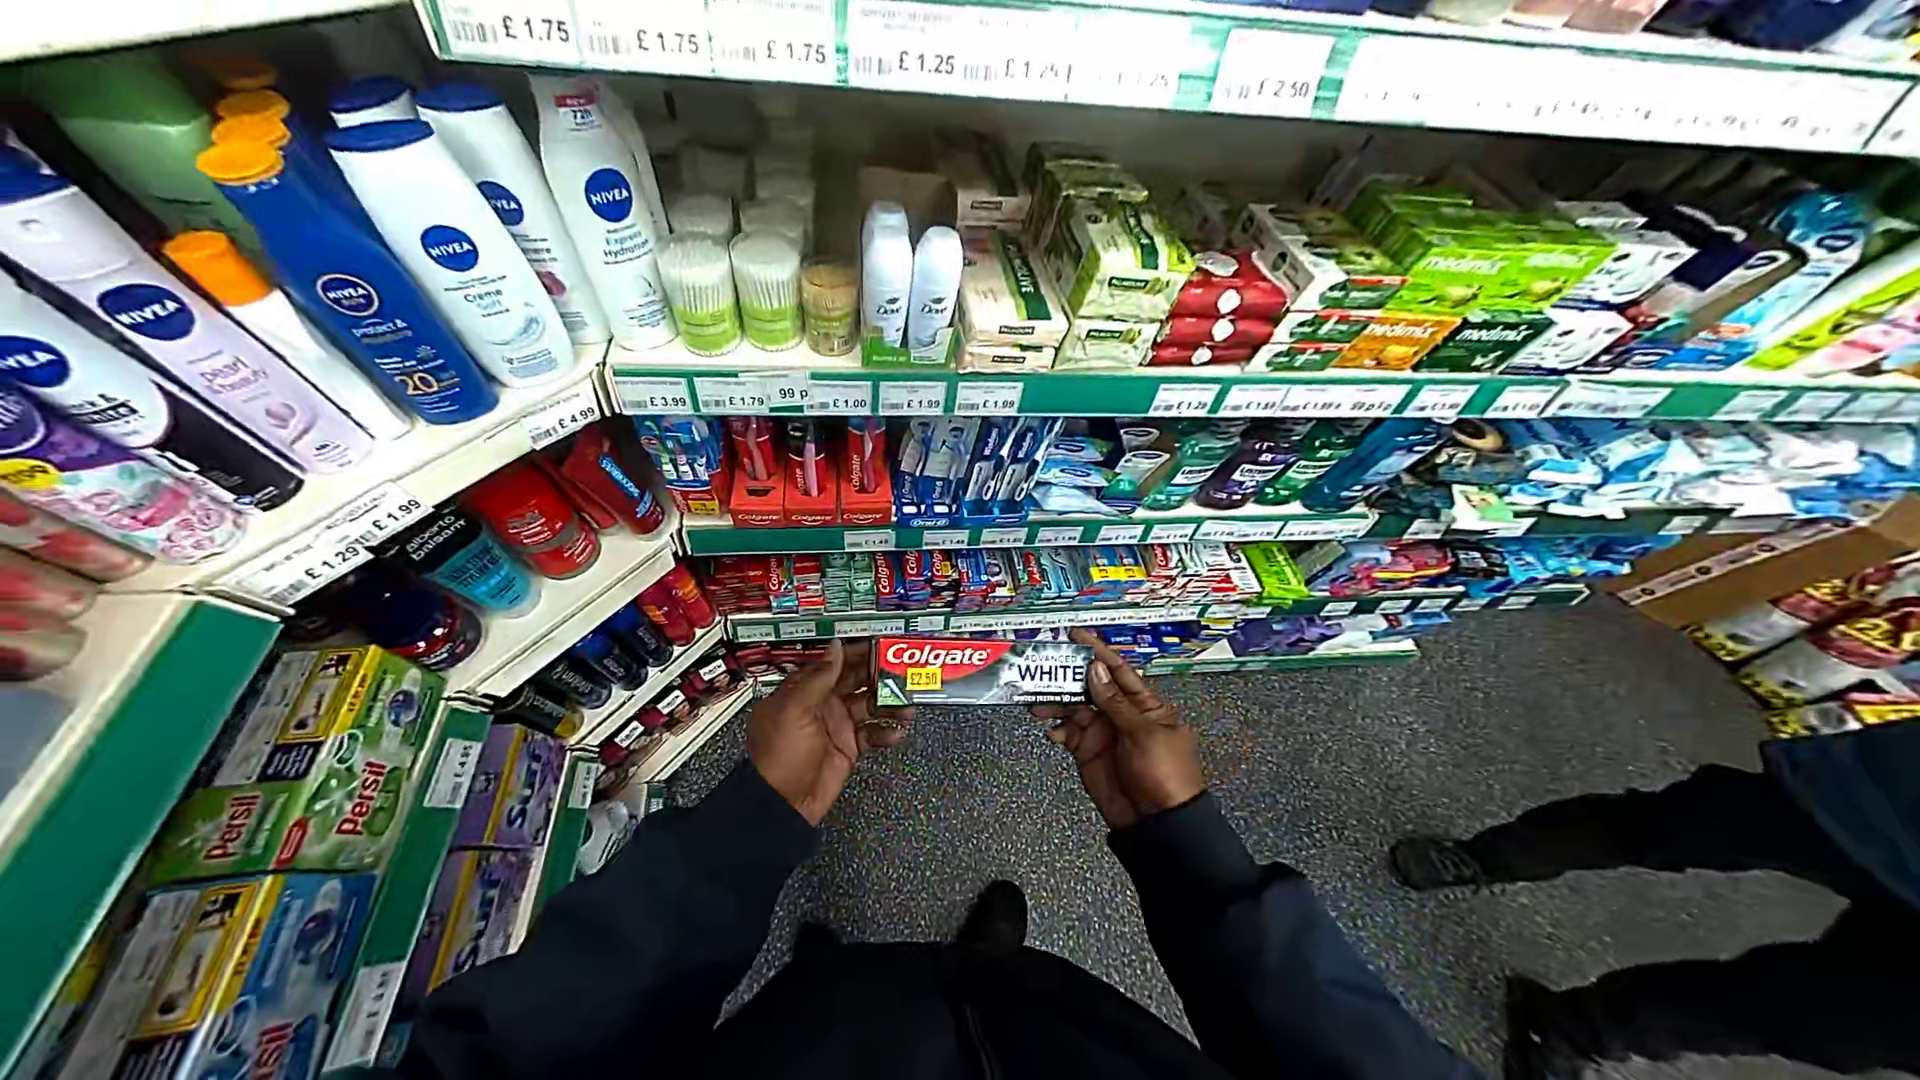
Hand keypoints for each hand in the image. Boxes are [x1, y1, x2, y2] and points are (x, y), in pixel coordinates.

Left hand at [747, 639, 911, 825]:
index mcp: (806, 690)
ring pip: (870, 706)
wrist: (782, 804)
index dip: (858, 654)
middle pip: (857, 682)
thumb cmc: (779, 757)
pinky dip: (886, 732)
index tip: (881, 648)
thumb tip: (835, 648)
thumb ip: (818, 678)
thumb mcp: (795, 710)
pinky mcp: (848, 747)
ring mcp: (837, 725)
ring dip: (889, 705)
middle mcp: (823, 704)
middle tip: (902, 674)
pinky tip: (896, 733)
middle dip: (880, 677)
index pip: (836, 663)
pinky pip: (873, 733)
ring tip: (906, 708)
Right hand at [1035, 628, 1204, 828]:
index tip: (1075, 636)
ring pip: (1073, 707)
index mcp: (1142, 704)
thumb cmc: (1166, 776)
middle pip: (1089, 686)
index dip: (1096, 651)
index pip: (1116, 669)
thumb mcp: (1142, 733)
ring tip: (1039, 703)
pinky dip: (1057, 729)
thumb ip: (1114, 702)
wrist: (1157, 824)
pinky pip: (1067, 732)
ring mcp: (1103, 733)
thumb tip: (1096, 671)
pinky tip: (1052, 731)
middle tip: (1045, 670)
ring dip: (1055, 703)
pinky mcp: (1088, 751)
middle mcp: (1121, 714)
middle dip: (1067, 677)